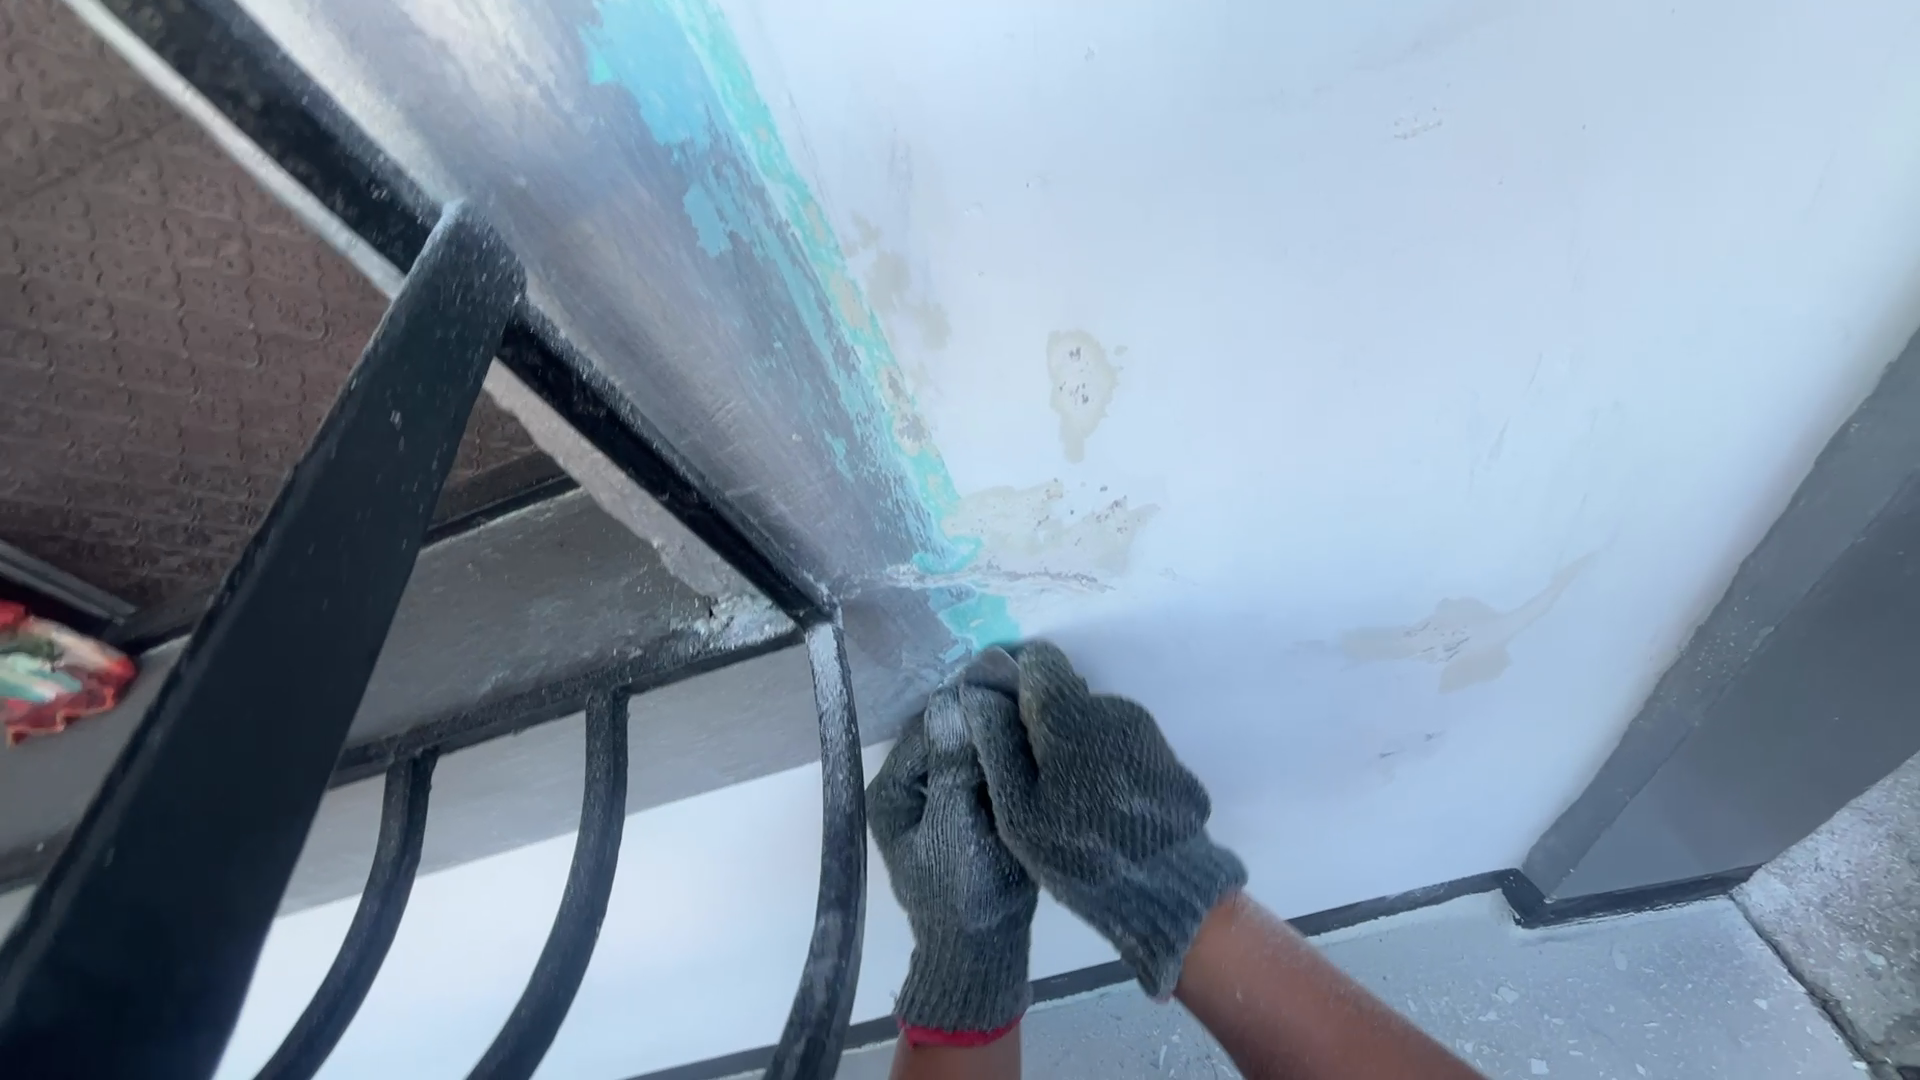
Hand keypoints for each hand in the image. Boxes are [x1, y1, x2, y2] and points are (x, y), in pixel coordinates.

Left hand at [868, 685, 1038, 1040]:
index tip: (1010, 685)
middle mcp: (912, 785)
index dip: (968, 704)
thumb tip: (955, 697)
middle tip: (1030, 691)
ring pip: (971, 745)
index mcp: (894, 788)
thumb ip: (953, 764)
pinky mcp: (970, 805)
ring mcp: (943, 795)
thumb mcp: (953, 827)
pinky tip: (1038, 739)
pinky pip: (987, 765)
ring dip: (1001, 729)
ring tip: (1038, 710)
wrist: (984, 954)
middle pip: (951, 731)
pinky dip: (1009, 751)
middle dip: (987, 713)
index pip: (931, 725)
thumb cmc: (960, 894)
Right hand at [964, 642, 1245, 997]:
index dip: (1013, 679)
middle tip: (1029, 773)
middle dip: (1040, 719)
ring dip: (1071, 741)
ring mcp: (1140, 728)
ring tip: (1066, 796)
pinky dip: (1098, 758)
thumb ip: (996, 740)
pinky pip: (1115, 739)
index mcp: (1070, 713)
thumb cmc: (1079, 850)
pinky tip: (1098, 802)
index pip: (1038, 659)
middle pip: (1062, 692)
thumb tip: (978, 686)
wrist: (1166, 887)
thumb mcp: (1019, 807)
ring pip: (1088, 717)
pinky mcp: (1160, 752)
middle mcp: (1109, 706)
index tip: (1000, 715)